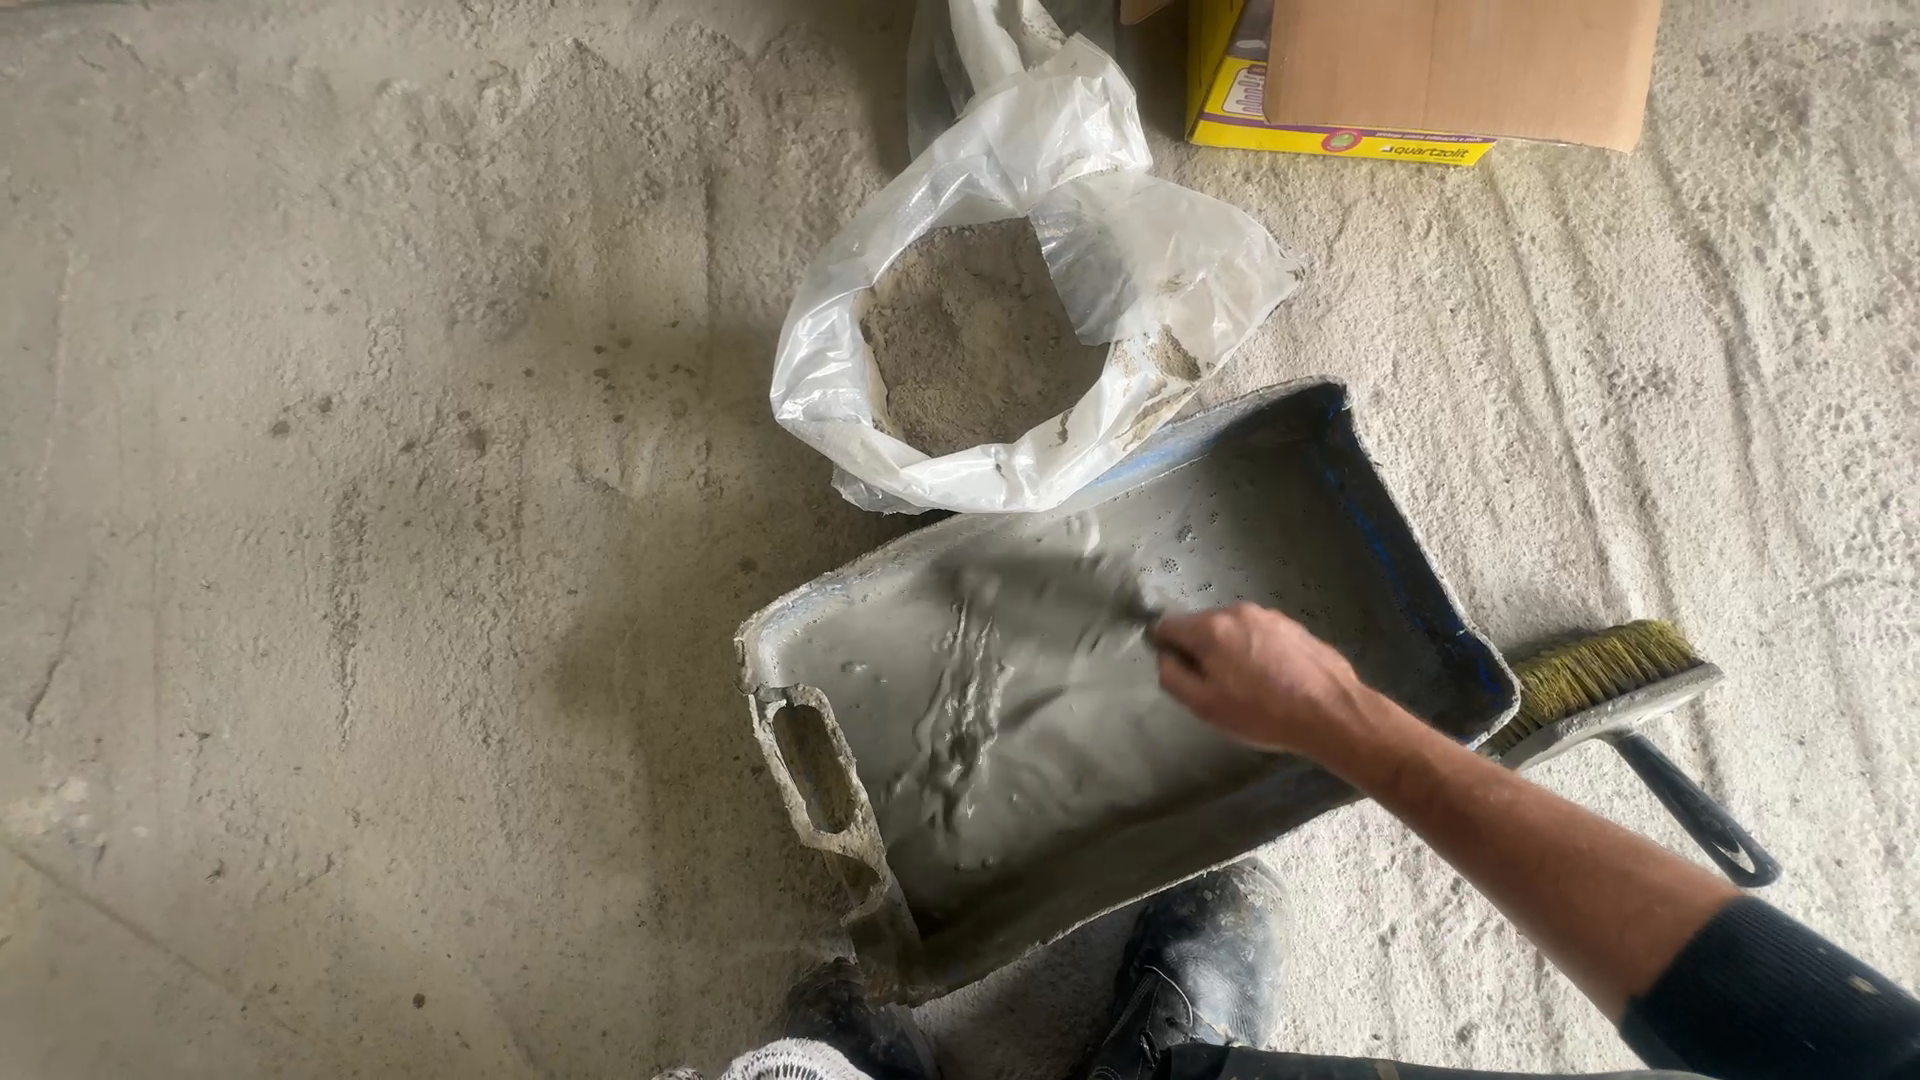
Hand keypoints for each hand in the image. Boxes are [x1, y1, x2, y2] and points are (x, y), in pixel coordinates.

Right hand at [1153, 603, 1369, 757]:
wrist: (1332, 712)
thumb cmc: (1262, 713)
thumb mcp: (1204, 706)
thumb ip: (1173, 677)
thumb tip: (1165, 657)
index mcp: (1210, 628)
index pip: (1167, 626)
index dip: (1166, 648)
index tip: (1183, 673)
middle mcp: (1236, 611)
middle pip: (1202, 626)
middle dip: (1202, 651)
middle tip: (1219, 686)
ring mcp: (1269, 615)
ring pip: (1233, 630)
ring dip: (1231, 650)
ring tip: (1251, 685)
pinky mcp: (1293, 625)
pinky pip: (1260, 634)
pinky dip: (1258, 651)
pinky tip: (1275, 679)